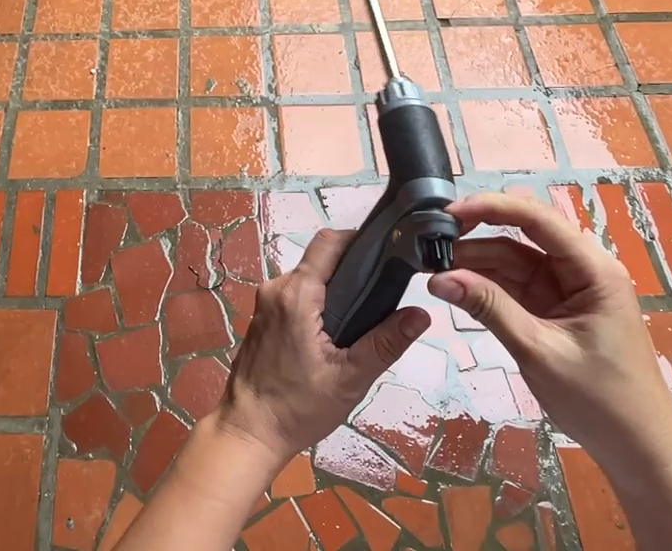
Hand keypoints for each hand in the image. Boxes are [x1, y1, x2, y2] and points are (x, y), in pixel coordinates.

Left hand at [219, 228, 429, 461]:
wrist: (249, 430)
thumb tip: (421, 314)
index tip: (386, 252)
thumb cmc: (298, 406)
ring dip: (334, 288)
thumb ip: (385, 342)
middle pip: (319, 259)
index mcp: (296, 293)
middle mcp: (277, 287)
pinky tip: (336, 328)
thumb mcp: (350, 378)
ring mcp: (266, 301)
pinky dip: (317, 302)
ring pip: (308, 278)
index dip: (358, 240)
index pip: (328, 243)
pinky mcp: (263, 316)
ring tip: (365, 312)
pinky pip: (295, 294)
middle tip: (384, 290)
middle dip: (351, 269)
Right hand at [424, 194, 671, 478]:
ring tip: (432, 265)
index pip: (537, 218)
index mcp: (593, 269)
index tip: (448, 212)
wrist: (641, 454)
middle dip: (476, 233)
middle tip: (430, 238)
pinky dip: (484, 283)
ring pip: (512, 258)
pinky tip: (454, 284)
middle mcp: (580, 269)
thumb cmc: (601, 401)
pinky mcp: (553, 309)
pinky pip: (513, 284)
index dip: (491, 206)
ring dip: (475, 261)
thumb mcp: (539, 351)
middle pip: (522, 234)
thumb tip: (437, 278)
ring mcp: (565, 289)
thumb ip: (489, 308)